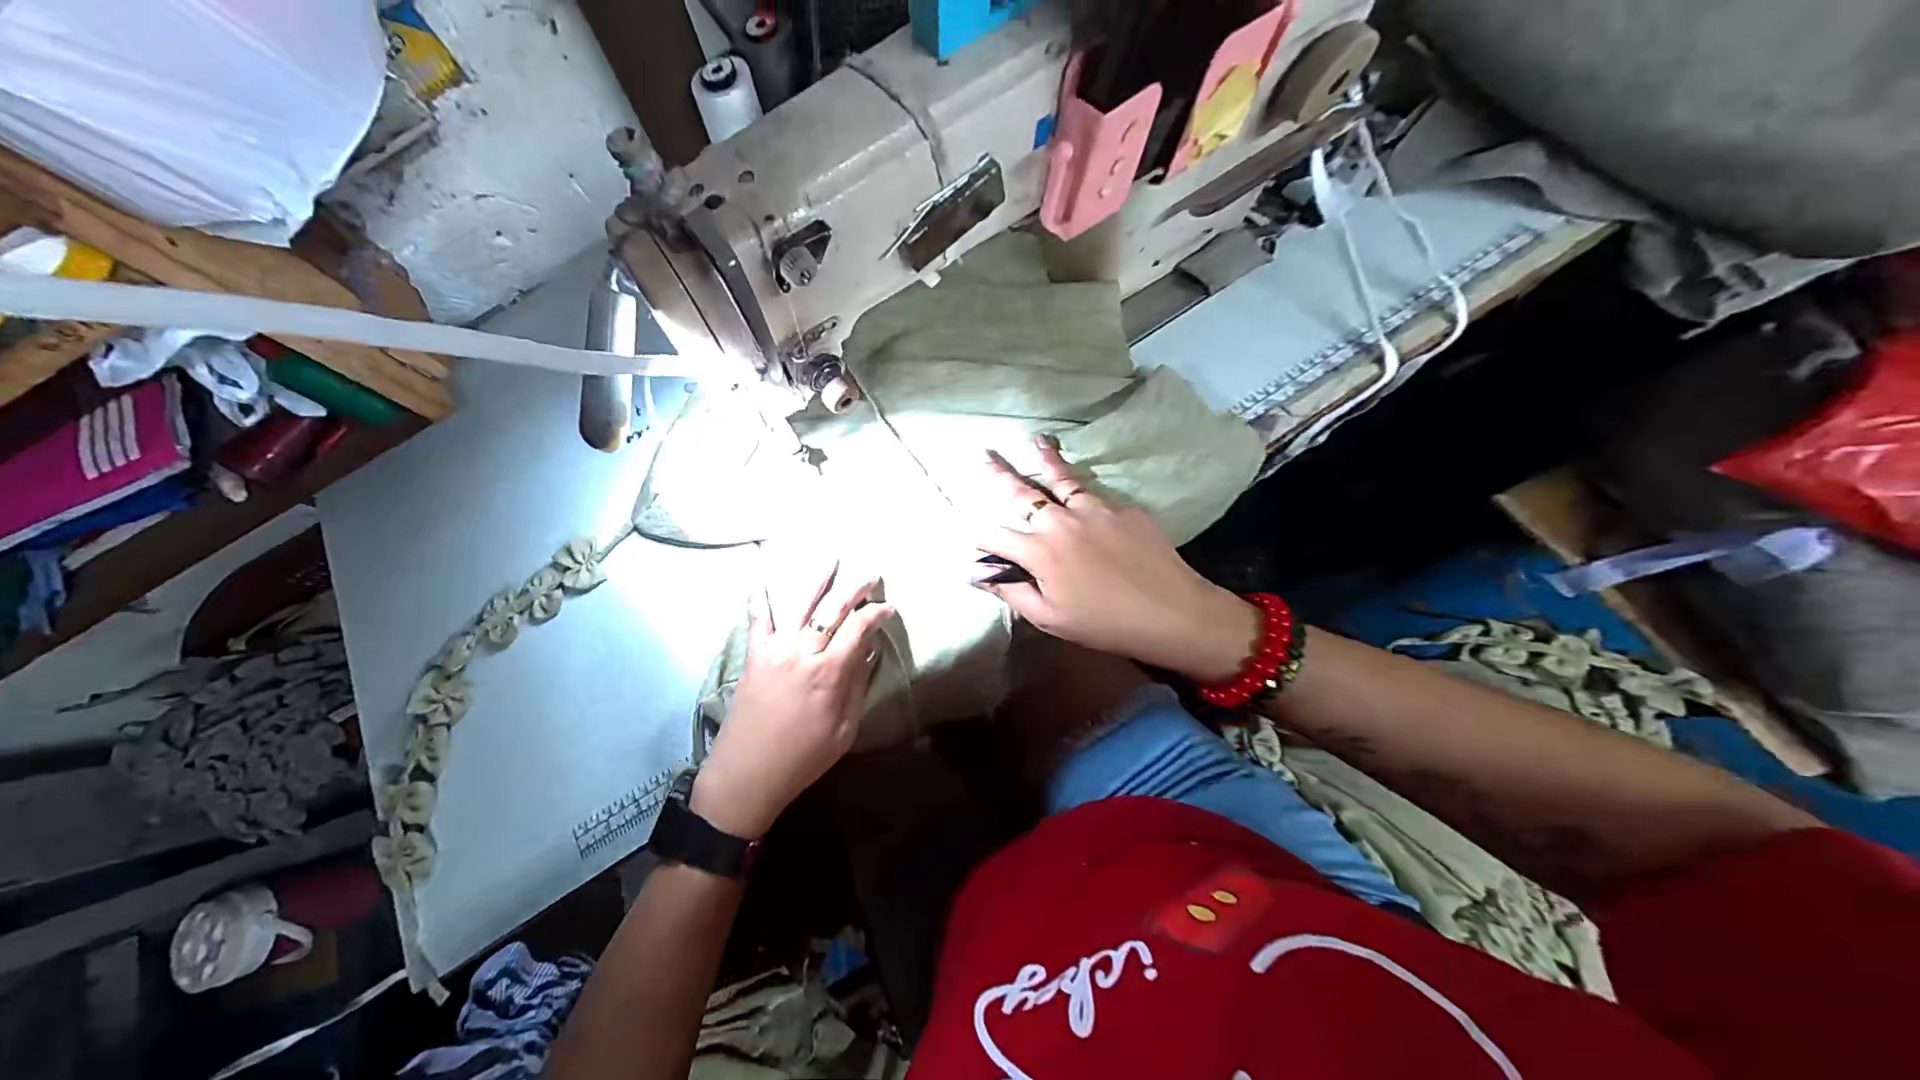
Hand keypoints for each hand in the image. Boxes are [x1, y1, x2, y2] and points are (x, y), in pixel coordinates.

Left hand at [693, 562, 893, 839]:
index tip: (889, 608)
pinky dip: (758, 600)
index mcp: (829, 673)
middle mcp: (802, 653)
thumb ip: (857, 685)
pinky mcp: (753, 657)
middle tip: (871, 576)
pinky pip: (756, 621)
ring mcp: (774, 651)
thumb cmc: (803, 758)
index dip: (876, 613)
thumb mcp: (844, 729)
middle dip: (855, 589)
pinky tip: (761, 581)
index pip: (859, 629)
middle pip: (833, 609)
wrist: (747, 774)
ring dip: (817, 581)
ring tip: (831, 561)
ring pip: (799, 606)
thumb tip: (869, 650)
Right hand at [972, 435, 1259, 682]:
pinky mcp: (1124, 509)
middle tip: (987, 456)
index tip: (977, 538)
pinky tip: (1084, 496)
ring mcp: (1095, 509)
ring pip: (1062, 479)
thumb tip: (978, 574)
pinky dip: (1084, 494)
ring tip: (1036, 442)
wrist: (1170, 612)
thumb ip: (1012, 592)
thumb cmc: (1103, 624)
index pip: (996, 535)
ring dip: (1045, 460)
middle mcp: (1061, 521)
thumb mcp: (1049, 618)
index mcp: (1039, 551)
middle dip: (1000, 475)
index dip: (982, 537)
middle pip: (1023, 493)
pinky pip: (1096, 498)